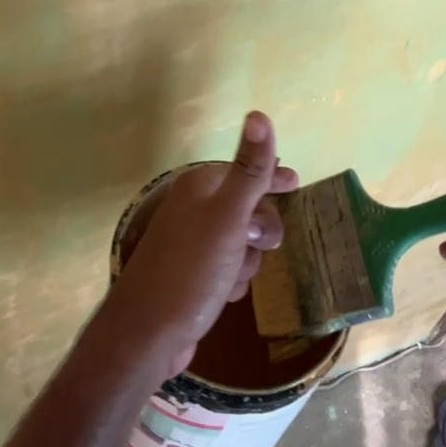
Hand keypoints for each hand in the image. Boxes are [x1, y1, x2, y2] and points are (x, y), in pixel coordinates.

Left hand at [102, 111, 298, 377]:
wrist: (149, 333)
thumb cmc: (191, 268)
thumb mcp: (228, 216)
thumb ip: (249, 169)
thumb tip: (259, 113)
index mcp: (199, 186)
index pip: (245, 170)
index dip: (271, 176)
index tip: (296, 182)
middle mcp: (194, 208)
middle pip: (250, 209)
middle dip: (260, 231)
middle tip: (257, 244)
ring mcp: (193, 243)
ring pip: (244, 244)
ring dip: (247, 261)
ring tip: (230, 278)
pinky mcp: (194, 275)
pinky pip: (231, 270)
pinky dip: (233, 281)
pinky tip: (221, 296)